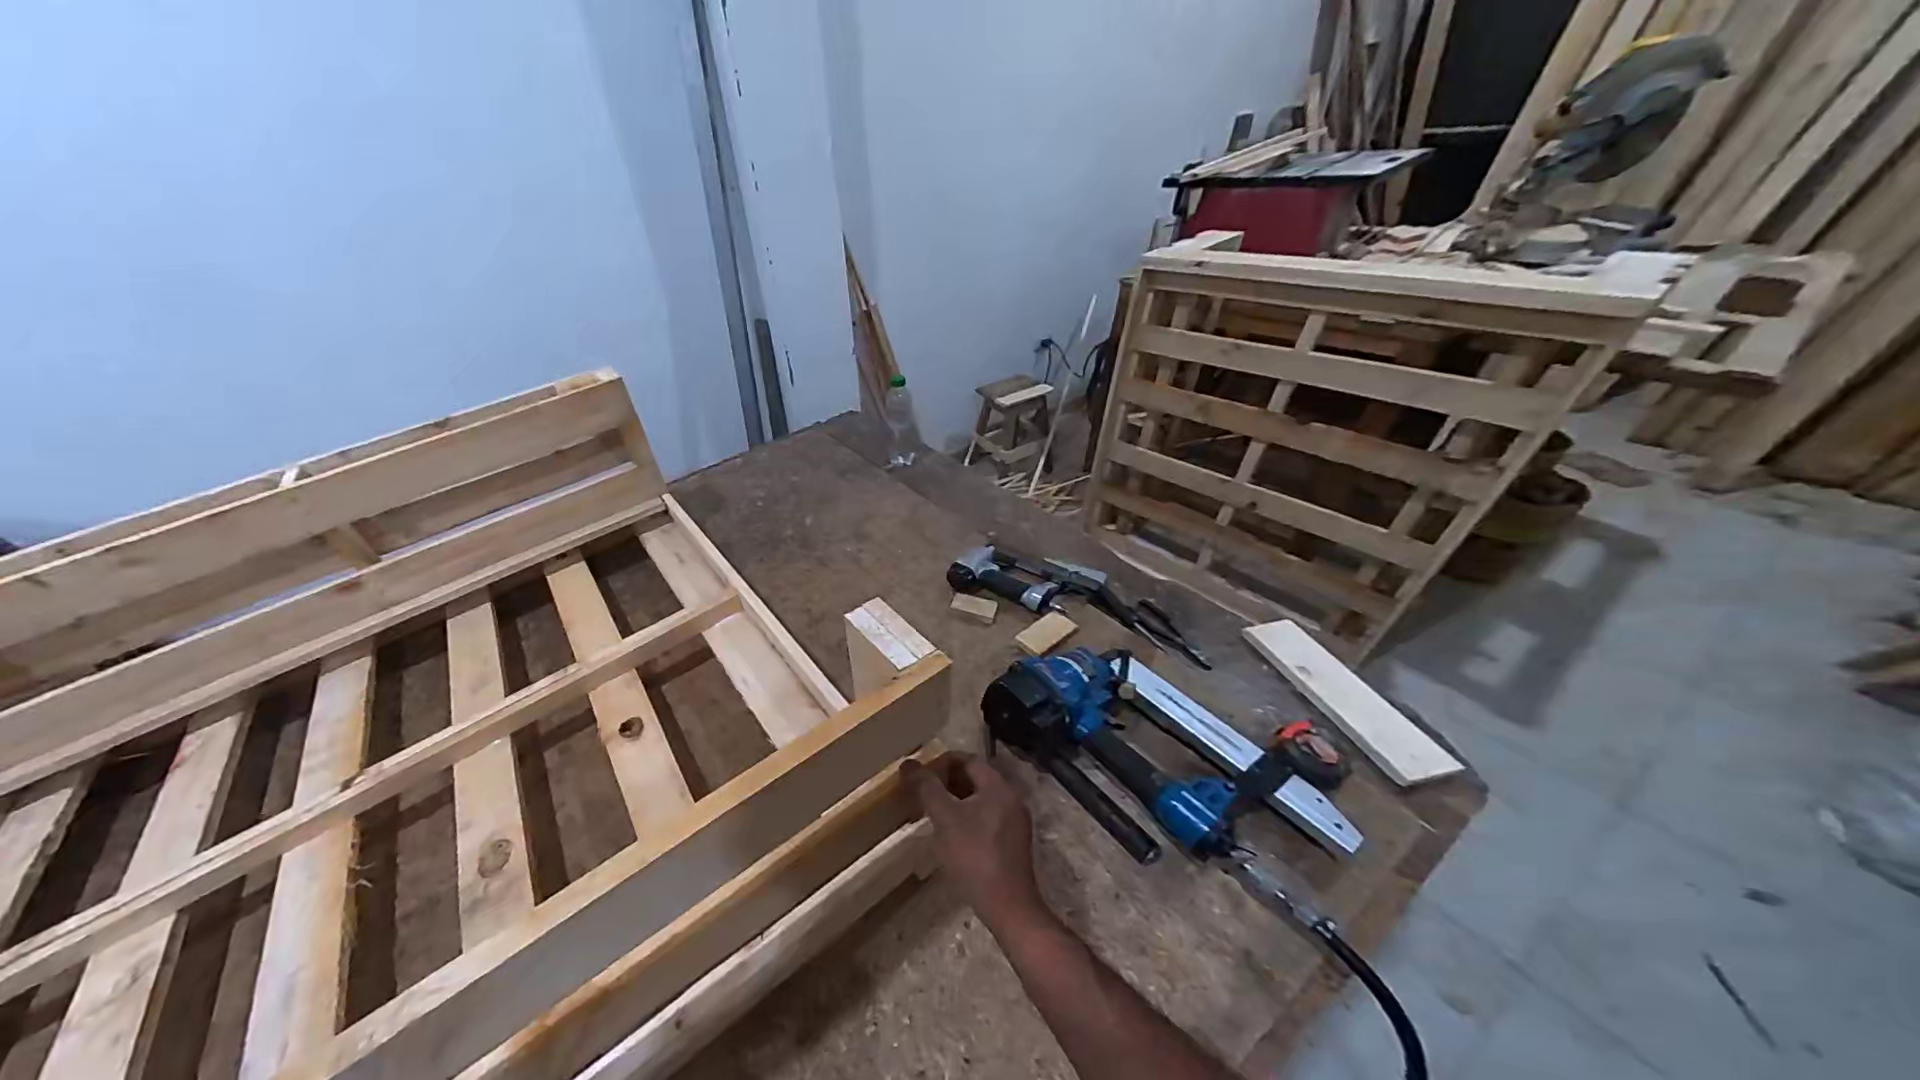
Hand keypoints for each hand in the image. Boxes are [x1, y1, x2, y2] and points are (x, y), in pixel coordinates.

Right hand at [902, 754, 1046, 929]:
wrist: (1007, 906)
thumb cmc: (974, 856)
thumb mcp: (945, 819)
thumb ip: (927, 789)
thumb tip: (908, 764)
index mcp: (999, 786)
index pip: (968, 760)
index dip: (942, 762)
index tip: (919, 772)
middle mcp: (1011, 798)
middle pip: (975, 779)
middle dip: (947, 783)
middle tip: (921, 793)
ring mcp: (1015, 821)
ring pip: (980, 801)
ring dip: (955, 802)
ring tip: (930, 813)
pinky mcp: (1012, 843)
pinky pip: (987, 818)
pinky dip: (967, 818)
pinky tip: (950, 835)